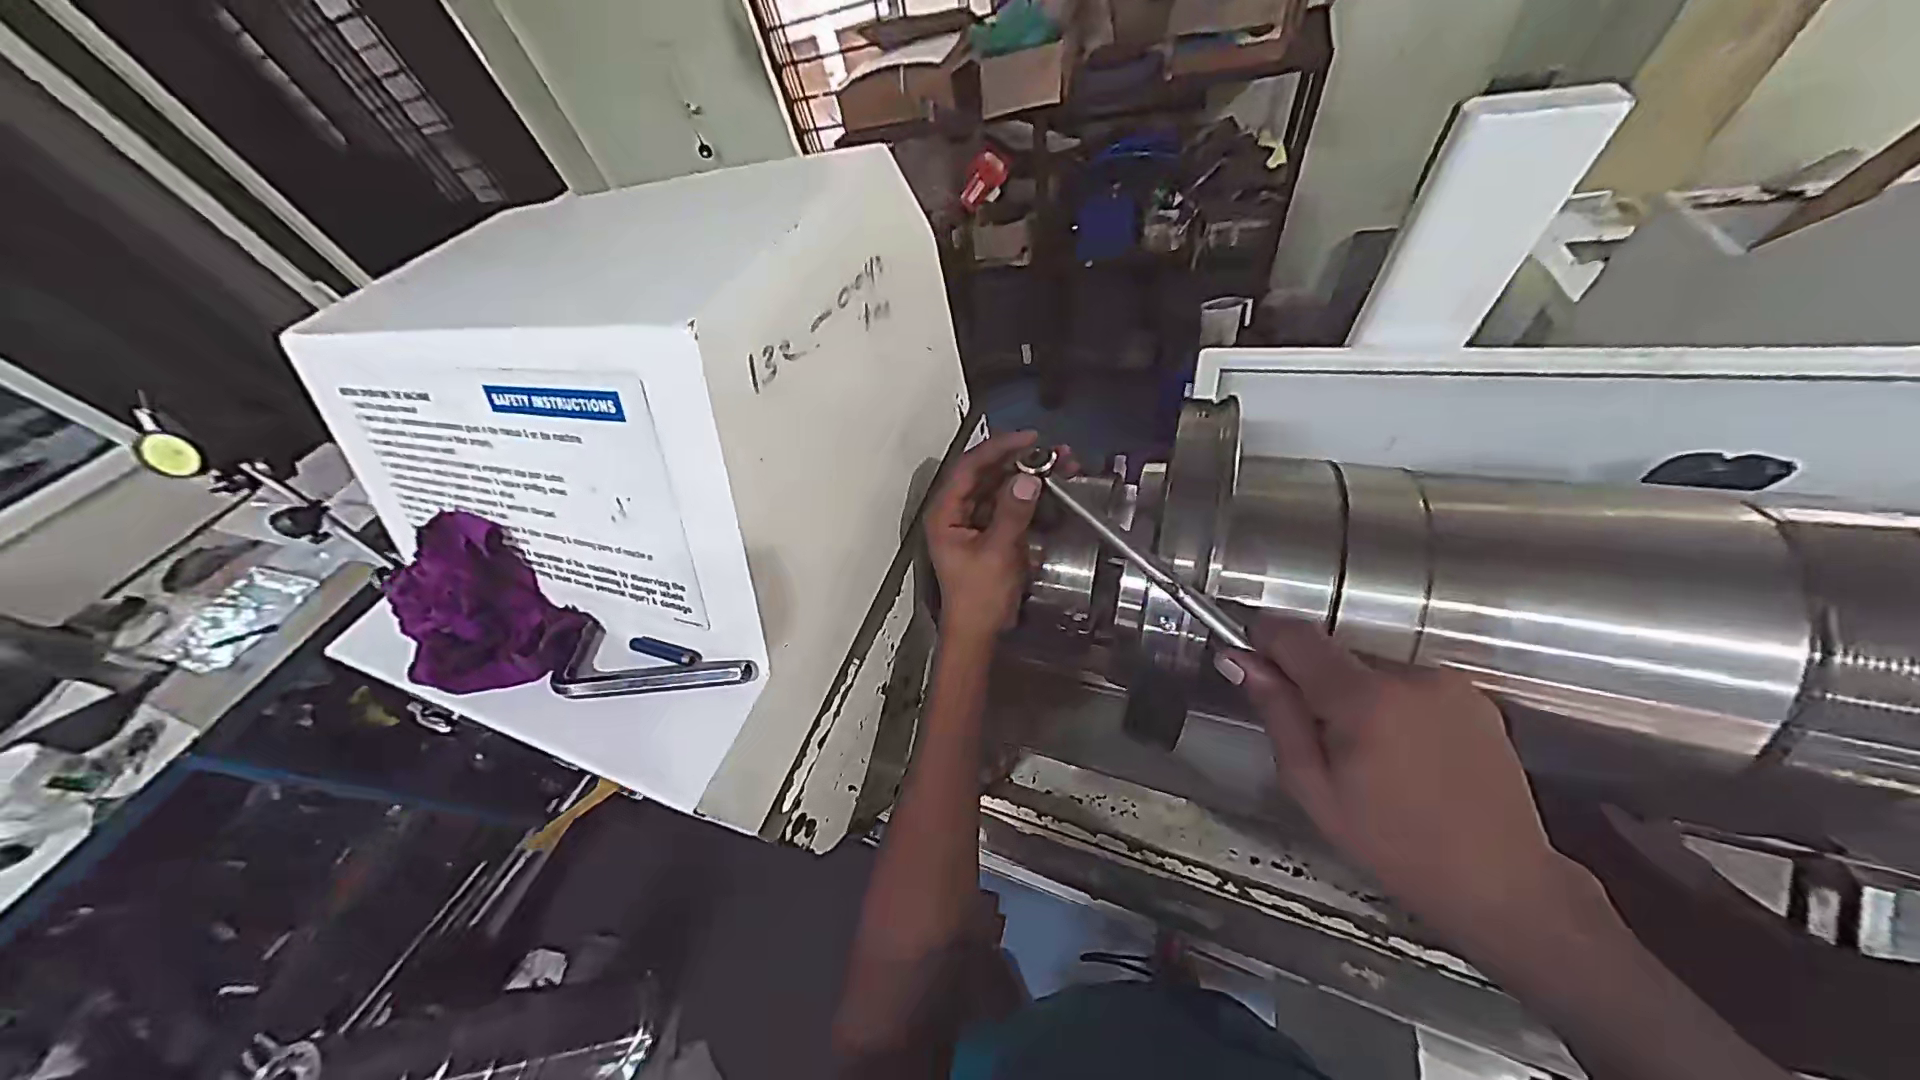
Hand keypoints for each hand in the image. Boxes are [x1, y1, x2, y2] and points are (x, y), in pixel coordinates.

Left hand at [923, 430, 1068, 642]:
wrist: (979, 632)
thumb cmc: (978, 598)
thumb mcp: (997, 553)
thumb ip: (1012, 514)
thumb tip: (1028, 479)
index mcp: (945, 514)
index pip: (969, 468)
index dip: (998, 448)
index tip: (1028, 438)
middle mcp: (956, 512)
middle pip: (986, 474)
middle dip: (1019, 460)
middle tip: (1051, 452)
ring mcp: (974, 522)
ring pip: (1000, 487)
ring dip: (1027, 476)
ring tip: (1058, 465)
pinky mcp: (991, 533)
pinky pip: (1009, 505)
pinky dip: (1029, 496)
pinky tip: (1050, 488)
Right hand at [1217, 617, 1588, 945]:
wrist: (1502, 882)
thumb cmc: (1394, 844)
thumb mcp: (1311, 786)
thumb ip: (1276, 712)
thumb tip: (1240, 662)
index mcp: (1365, 699)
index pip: (1296, 635)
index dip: (1264, 638)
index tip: (1249, 655)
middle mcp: (1411, 677)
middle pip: (1333, 653)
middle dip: (1311, 681)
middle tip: (1312, 736)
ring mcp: (1448, 684)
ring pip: (1369, 668)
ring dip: (1352, 693)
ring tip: (1365, 753)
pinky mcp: (1473, 696)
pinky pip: (1406, 682)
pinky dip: (1389, 703)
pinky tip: (1401, 753)